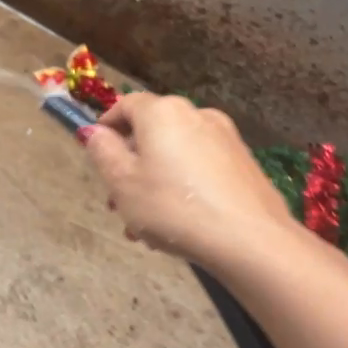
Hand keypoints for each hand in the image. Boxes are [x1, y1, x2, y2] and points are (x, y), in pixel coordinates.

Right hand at [80, 94, 297, 264]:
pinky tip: (178, 221)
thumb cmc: (173, 207)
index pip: (125, 104)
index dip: (106, 127)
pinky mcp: (244, 163)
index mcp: (162, 113)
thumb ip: (102, 150)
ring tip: (145, 222)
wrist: (252, 242)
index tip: (96, 156)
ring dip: (154, 179)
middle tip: (117, 200)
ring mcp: (226, 138)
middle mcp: (196, 115)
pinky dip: (182, 184)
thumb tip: (95, 132)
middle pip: (151, 131)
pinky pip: (199, 166)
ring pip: (175, 152)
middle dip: (130, 163)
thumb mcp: (122, 182)